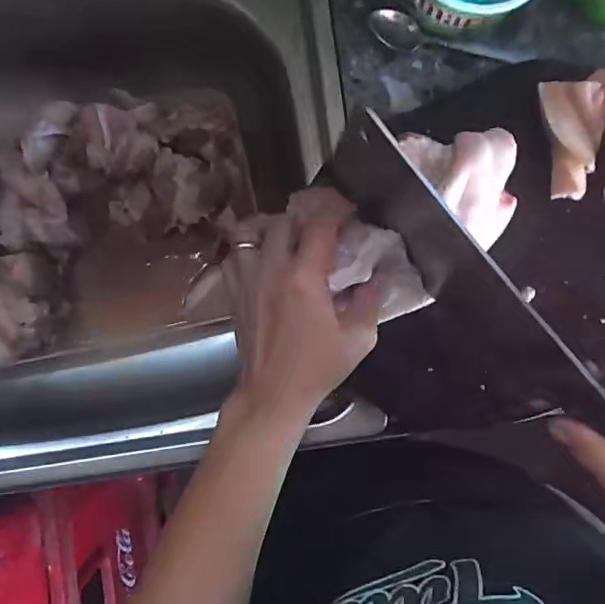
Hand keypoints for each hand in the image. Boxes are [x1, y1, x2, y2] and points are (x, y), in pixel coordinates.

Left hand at [225, 189, 380, 417]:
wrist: (272, 392)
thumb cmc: (317, 368)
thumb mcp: (359, 339)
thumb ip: (369, 302)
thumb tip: (371, 280)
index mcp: (304, 279)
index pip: (319, 226)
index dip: (336, 210)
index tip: (348, 210)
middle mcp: (272, 270)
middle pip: (283, 221)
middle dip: (305, 217)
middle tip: (322, 225)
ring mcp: (247, 280)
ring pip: (251, 232)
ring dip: (272, 228)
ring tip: (289, 236)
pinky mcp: (234, 293)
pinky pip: (233, 256)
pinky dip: (247, 248)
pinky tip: (262, 257)